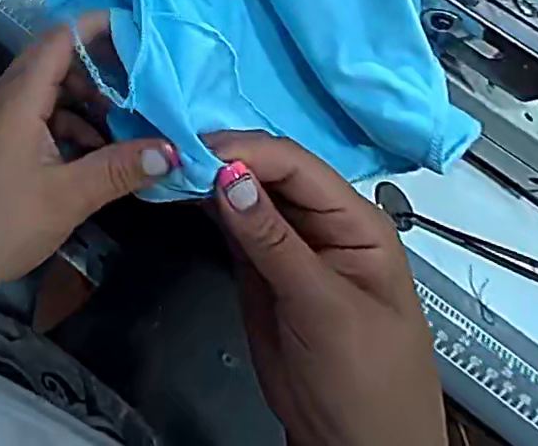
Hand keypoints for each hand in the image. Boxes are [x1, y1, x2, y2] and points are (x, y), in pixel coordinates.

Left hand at [0, 12, 177, 299]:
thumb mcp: (66, 196)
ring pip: (59, 85)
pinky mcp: (11, 134)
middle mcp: (15, 92)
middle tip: (148, 78)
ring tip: (134, 117)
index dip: (102, 26)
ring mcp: (11, 113)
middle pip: (63, 55)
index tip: (143, 35)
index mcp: (24, 93)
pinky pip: (50, 110)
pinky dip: (79, 120)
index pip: (64, 35)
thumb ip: (118, 168)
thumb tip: (170, 150)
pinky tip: (104, 149)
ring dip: (94, 96)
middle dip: (106, 62)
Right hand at [206, 131, 445, 445]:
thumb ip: (276, 242)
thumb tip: (229, 177)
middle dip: (223, 156)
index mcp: (355, 222)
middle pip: (268, 169)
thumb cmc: (367, 387)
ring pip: (245, 189)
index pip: (297, 166)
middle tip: (175, 154)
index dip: (248, 151)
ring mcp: (287, 238)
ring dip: (208, 176)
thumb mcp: (326, 311)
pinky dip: (205, 203)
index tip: (199, 150)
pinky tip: (180, 191)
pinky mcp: (259, 259)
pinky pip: (230, 218)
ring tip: (170, 165)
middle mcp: (321, 220)